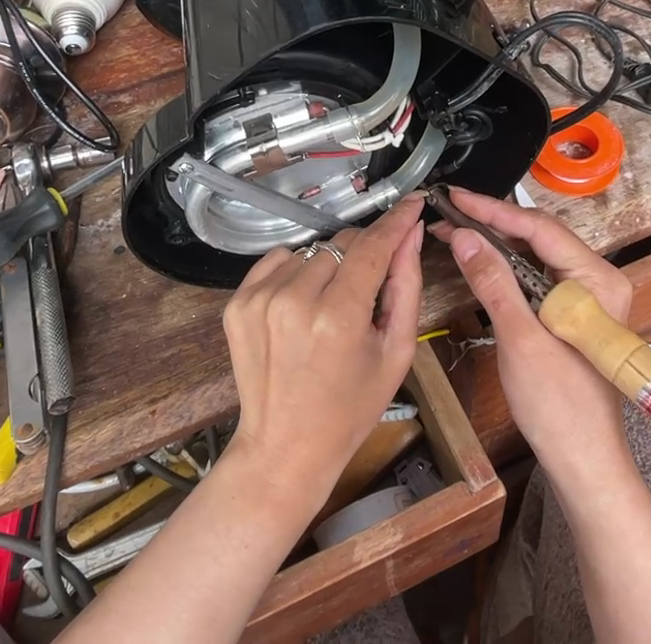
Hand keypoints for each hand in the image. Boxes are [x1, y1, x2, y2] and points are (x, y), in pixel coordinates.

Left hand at [220, 195, 426, 500]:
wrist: (286, 447)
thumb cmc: (351, 407)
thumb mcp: (397, 352)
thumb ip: (407, 285)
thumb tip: (412, 234)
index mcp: (339, 317)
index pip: (373, 245)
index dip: (396, 221)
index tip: (412, 203)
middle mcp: (294, 300)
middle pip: (343, 243)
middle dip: (364, 253)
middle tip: (370, 287)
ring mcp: (260, 299)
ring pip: (312, 250)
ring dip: (330, 265)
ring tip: (332, 304)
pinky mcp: (238, 302)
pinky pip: (279, 259)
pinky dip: (297, 271)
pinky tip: (304, 303)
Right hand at [434, 187, 633, 485]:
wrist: (582, 459)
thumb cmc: (559, 405)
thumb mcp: (520, 338)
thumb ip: (493, 282)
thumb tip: (463, 236)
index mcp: (597, 280)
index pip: (540, 230)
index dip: (494, 211)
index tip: (457, 197)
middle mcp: (597, 280)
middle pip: (539, 237)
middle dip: (491, 223)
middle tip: (449, 211)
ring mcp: (585, 297)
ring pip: (534, 256)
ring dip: (494, 244)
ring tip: (454, 229)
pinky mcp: (572, 313)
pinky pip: (535, 277)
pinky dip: (504, 268)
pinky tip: (478, 260)